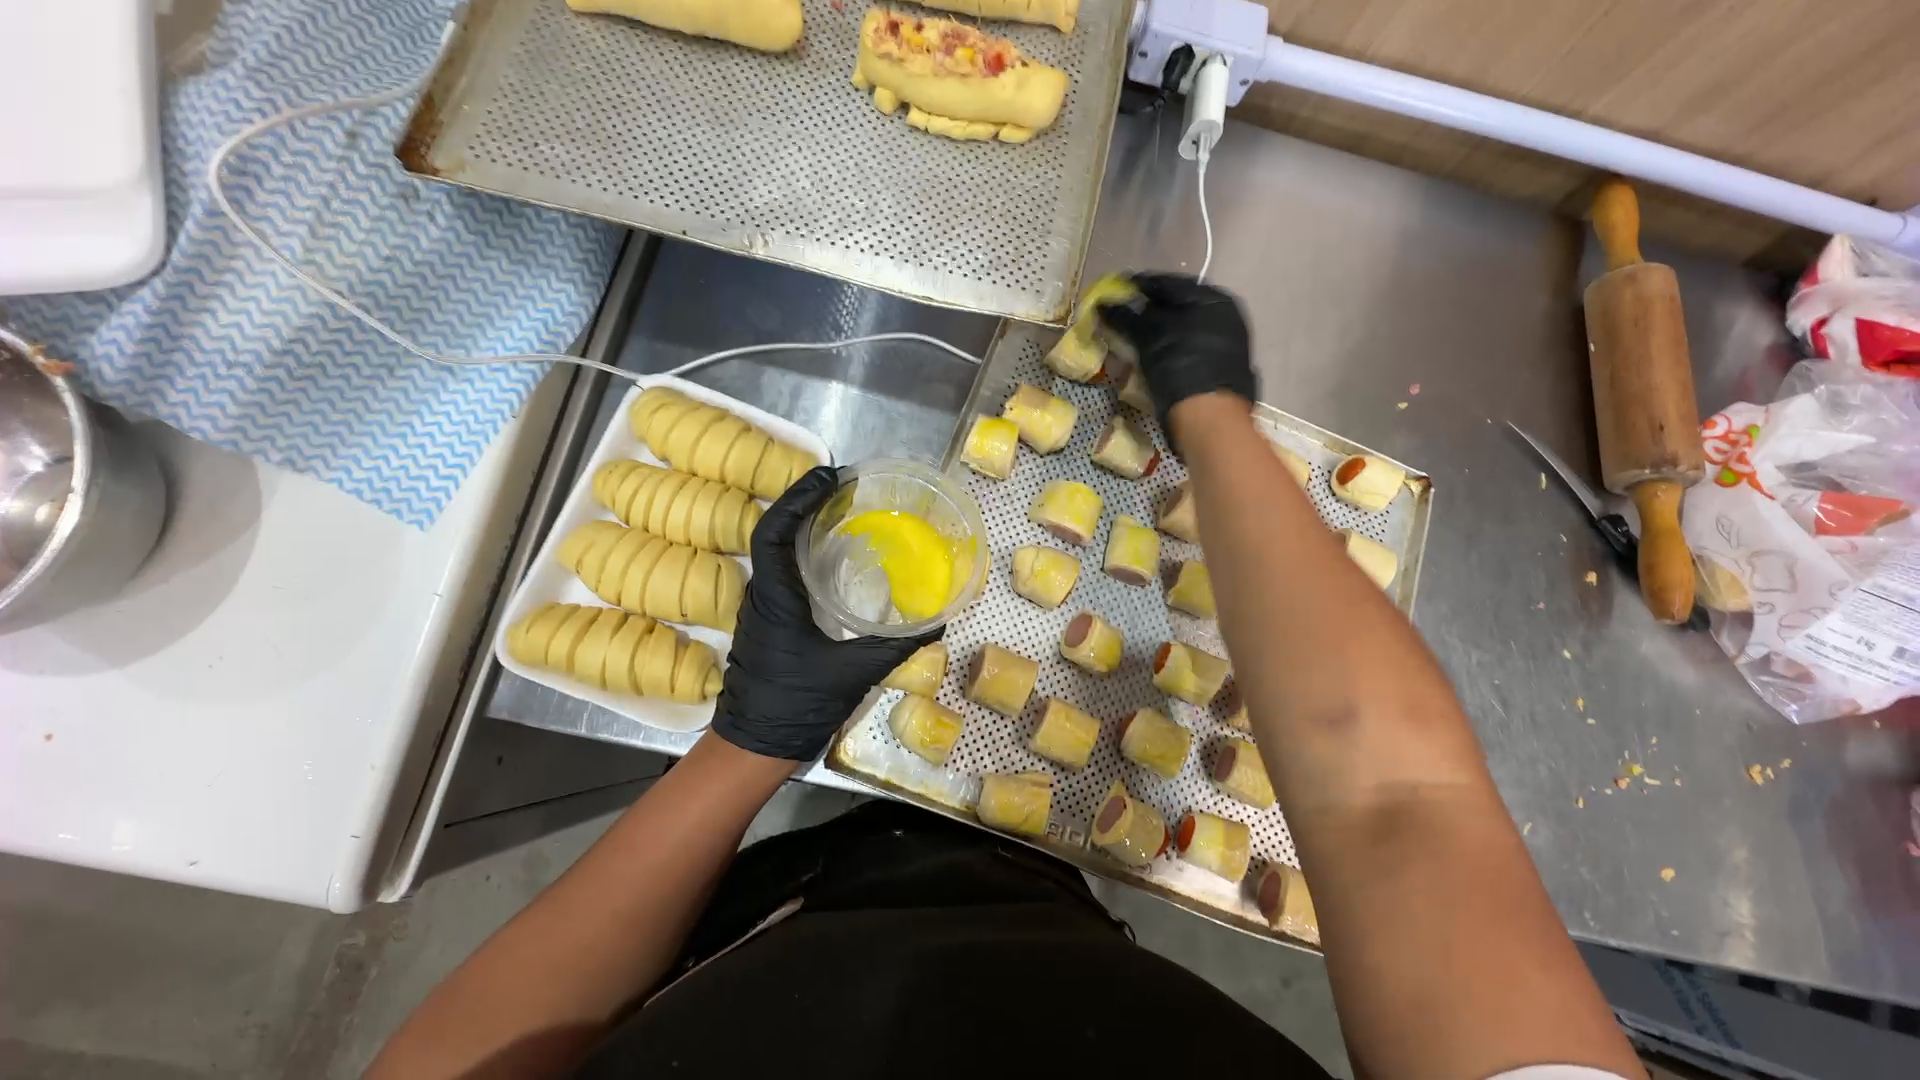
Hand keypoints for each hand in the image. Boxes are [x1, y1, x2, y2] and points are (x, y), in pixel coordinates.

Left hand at [713, 466, 941, 760]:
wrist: (755, 746)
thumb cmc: (796, 705)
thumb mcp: (853, 673)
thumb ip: (895, 646)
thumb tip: (938, 622)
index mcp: (775, 596)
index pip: (774, 530)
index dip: (798, 497)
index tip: (828, 475)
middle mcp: (762, 594)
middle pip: (775, 532)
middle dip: (806, 503)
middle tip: (845, 487)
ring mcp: (762, 608)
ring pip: (777, 552)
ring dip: (804, 526)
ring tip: (844, 511)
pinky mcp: (769, 622)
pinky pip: (784, 573)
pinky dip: (806, 554)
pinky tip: (837, 559)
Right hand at [1096, 273, 1256, 434]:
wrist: (1210, 418)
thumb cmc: (1180, 365)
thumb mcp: (1148, 337)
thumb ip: (1126, 317)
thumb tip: (1103, 304)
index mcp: (1213, 298)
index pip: (1168, 283)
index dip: (1138, 287)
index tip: (1115, 292)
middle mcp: (1226, 316)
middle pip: (1178, 307)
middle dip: (1149, 312)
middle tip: (1123, 318)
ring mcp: (1228, 344)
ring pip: (1185, 330)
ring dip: (1159, 333)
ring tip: (1135, 341)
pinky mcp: (1223, 368)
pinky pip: (1191, 350)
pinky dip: (1171, 351)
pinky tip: (1156, 360)